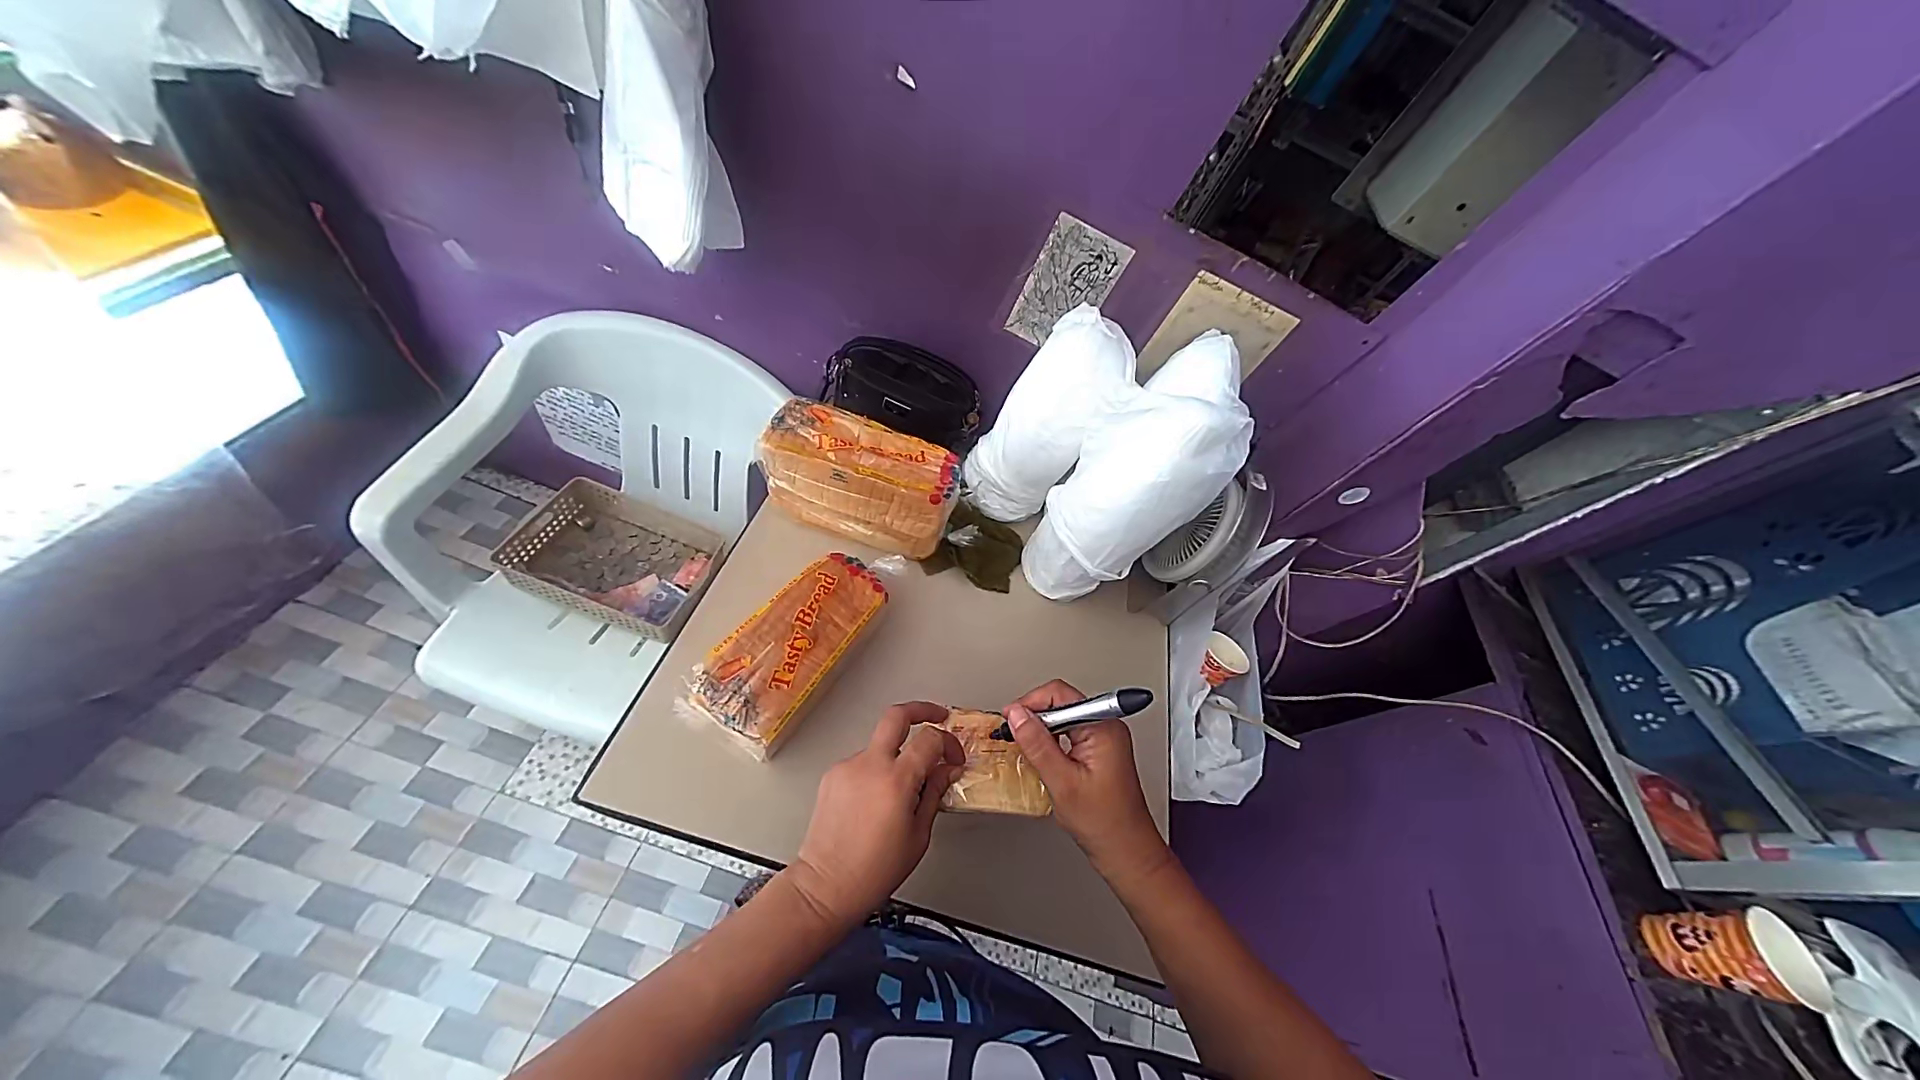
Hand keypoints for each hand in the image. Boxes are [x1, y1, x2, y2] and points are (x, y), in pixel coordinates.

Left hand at [787, 702, 964, 927]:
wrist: (825, 886)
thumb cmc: (872, 871)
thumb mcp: (918, 835)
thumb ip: (934, 793)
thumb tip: (946, 770)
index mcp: (896, 781)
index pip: (930, 739)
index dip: (948, 743)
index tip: (953, 756)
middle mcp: (869, 766)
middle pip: (897, 715)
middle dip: (922, 710)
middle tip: (937, 716)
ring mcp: (848, 767)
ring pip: (879, 742)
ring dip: (897, 753)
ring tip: (903, 787)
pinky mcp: (833, 775)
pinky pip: (863, 761)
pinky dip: (876, 770)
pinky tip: (879, 798)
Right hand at [1004, 680, 1172, 885]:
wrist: (1125, 851)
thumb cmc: (1105, 822)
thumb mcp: (1061, 781)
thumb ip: (1037, 744)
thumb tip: (1017, 715)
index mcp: (1103, 727)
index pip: (1060, 694)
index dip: (1030, 703)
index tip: (1011, 718)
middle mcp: (1106, 727)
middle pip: (1061, 702)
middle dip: (1034, 715)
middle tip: (1014, 732)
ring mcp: (1103, 738)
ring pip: (1063, 717)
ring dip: (1040, 729)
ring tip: (1025, 745)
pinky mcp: (1098, 750)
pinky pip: (1068, 732)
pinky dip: (1050, 740)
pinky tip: (1040, 756)